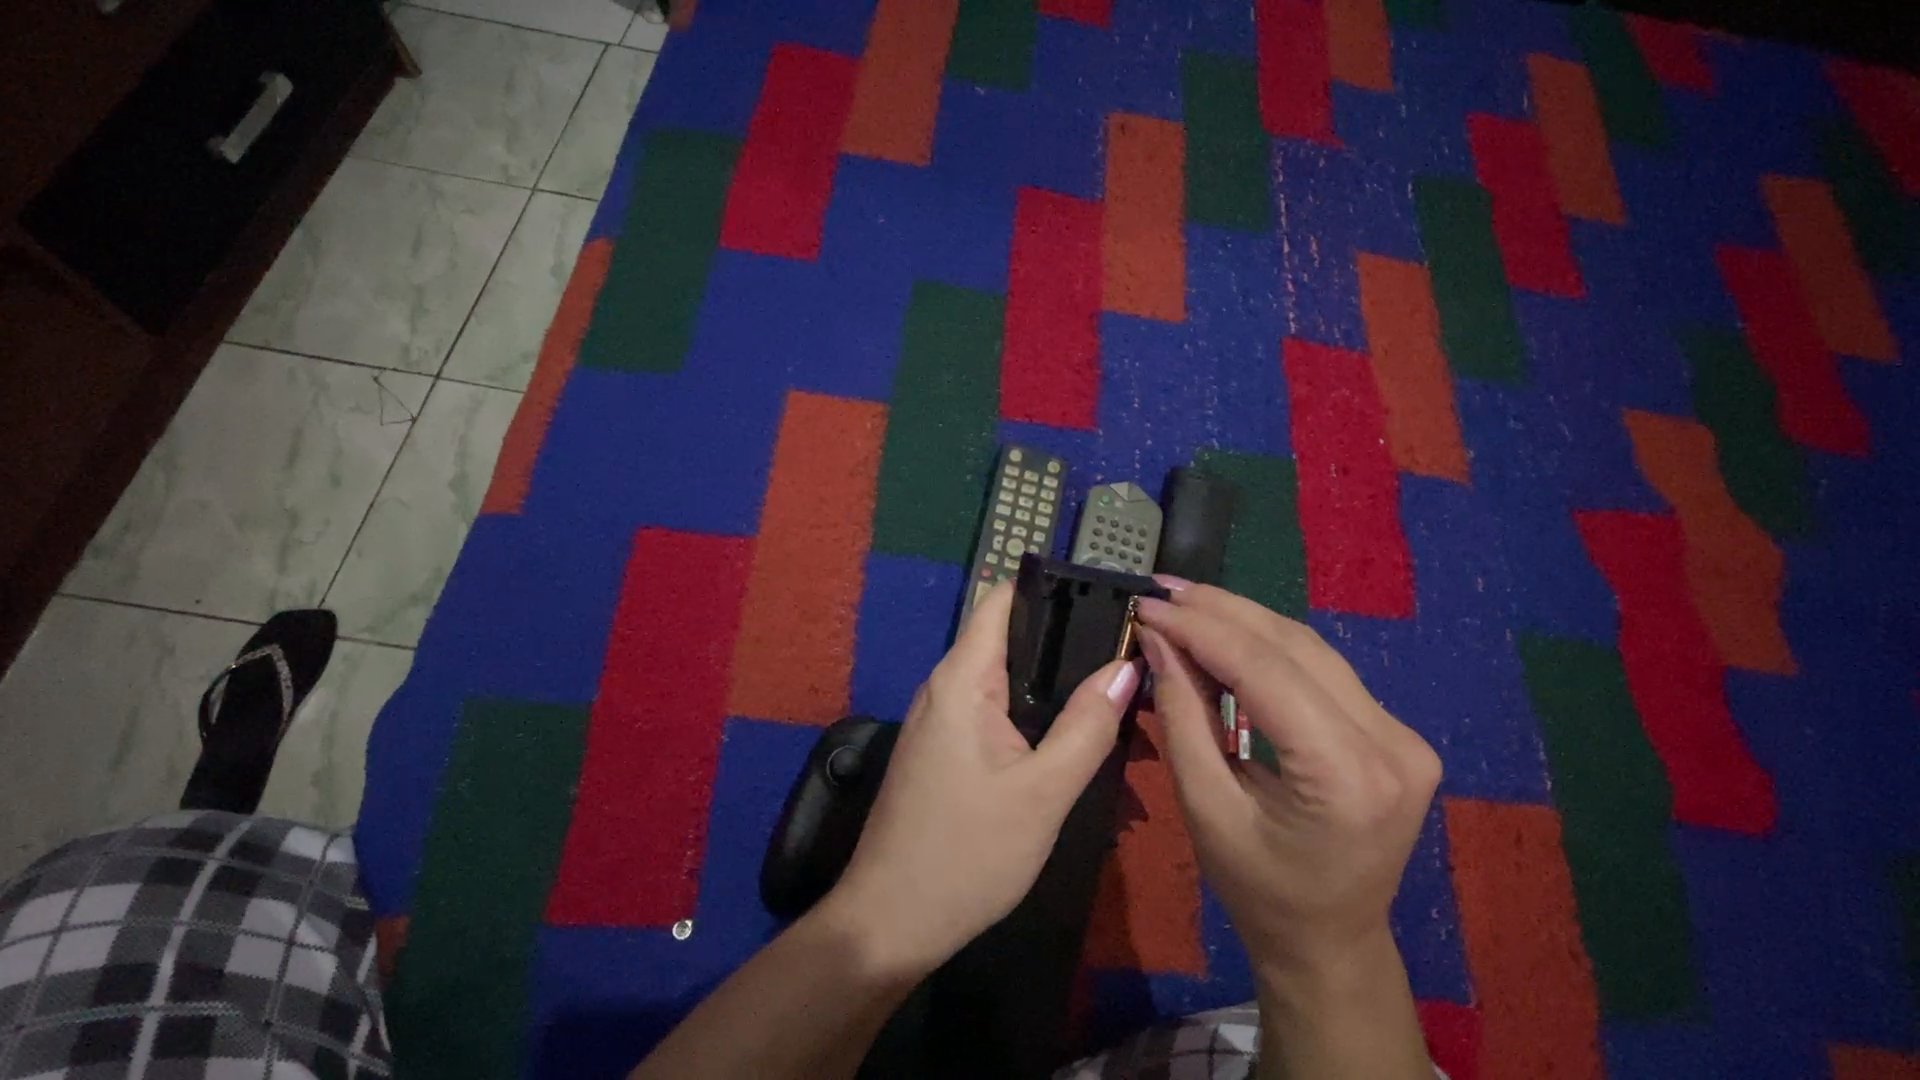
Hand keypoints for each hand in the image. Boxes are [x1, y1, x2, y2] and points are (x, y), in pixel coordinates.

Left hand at [829, 582, 1138, 977]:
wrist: (892, 921)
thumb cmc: (967, 855)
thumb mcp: (1042, 793)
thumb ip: (1086, 726)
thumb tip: (1126, 667)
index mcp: (961, 680)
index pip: (1003, 601)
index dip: (1054, 588)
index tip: (1111, 598)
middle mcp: (945, 687)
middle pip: (1011, 640)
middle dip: (1070, 646)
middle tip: (1134, 659)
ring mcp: (941, 721)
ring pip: (1007, 684)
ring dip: (1058, 690)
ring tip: (1120, 701)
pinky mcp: (945, 751)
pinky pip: (995, 715)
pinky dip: (1036, 719)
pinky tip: (1076, 739)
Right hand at [1136, 582, 1440, 976]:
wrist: (1329, 942)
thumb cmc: (1258, 891)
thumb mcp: (1205, 809)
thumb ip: (1183, 717)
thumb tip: (1158, 641)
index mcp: (1347, 775)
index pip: (1267, 672)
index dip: (1201, 630)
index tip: (1147, 607)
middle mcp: (1391, 743)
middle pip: (1296, 648)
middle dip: (1222, 612)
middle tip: (1161, 592)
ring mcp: (1404, 735)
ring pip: (1313, 650)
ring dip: (1245, 621)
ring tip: (1186, 604)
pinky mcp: (1396, 733)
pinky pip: (1324, 672)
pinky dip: (1270, 648)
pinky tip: (1227, 634)